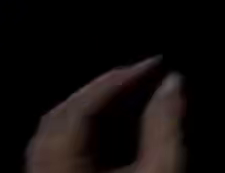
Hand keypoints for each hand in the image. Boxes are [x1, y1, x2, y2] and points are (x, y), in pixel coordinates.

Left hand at [27, 58, 184, 172]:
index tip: (154, 62)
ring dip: (88, 104)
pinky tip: (109, 125)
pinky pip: (53, 152)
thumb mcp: (161, 169)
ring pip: (51, 135)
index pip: (80, 110)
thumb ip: (165, 124)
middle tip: (138, 71)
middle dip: (100, 87)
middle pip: (58, 118)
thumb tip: (173, 80)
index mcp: (63, 169)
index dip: (117, 78)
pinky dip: (79, 127)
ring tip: (126, 91)